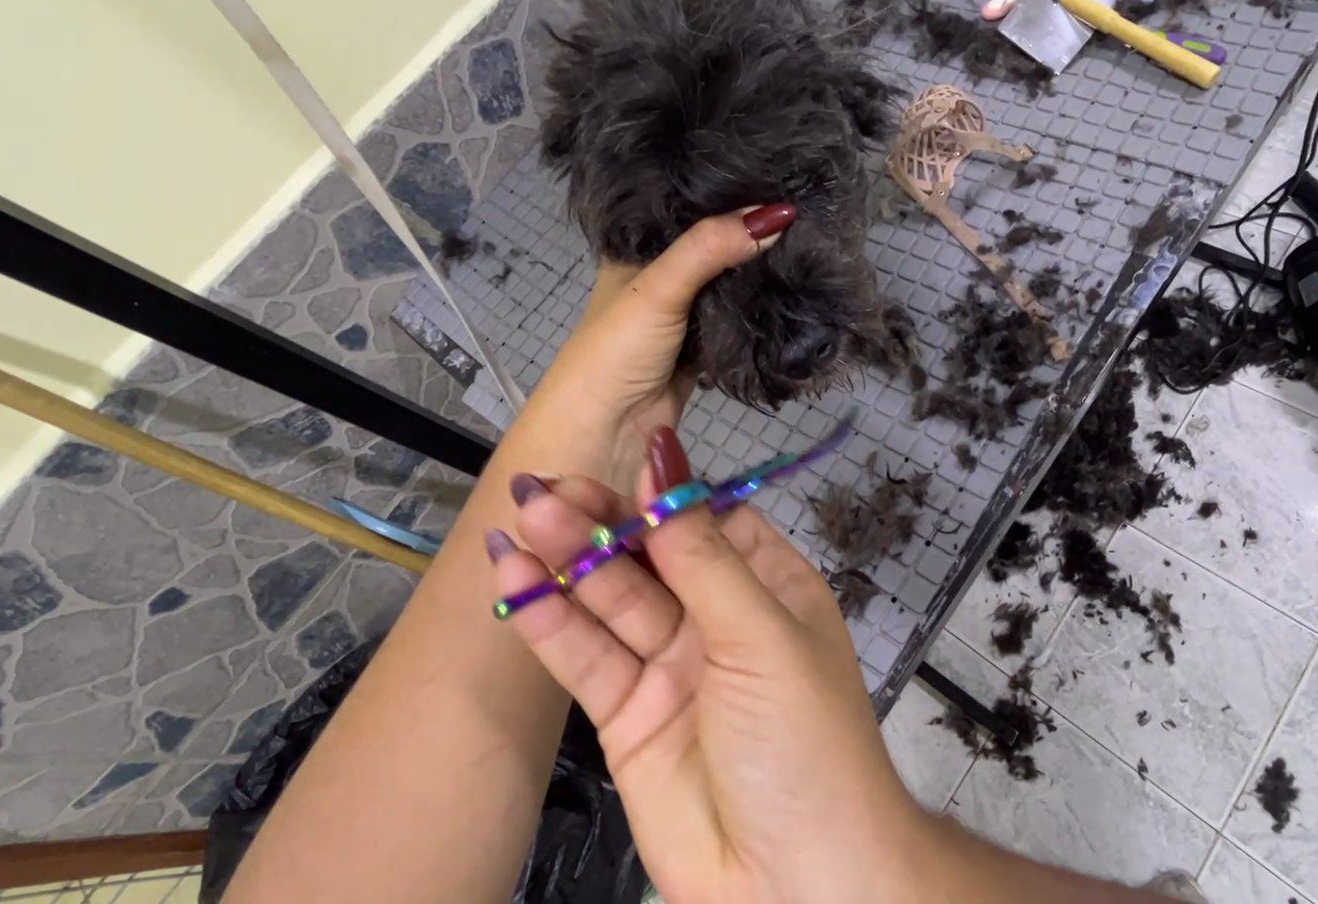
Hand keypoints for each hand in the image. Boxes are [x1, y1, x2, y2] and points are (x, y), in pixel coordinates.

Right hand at [486, 445, 934, 903]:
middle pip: (650, 558)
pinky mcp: (627, 716)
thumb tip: (668, 457)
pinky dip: (549, 621)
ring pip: (610, 601)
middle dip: (602, 523)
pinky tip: (514, 580)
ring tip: (522, 519)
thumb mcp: (759, 634)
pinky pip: (585, 658)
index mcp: (767, 588)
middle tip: (546, 490)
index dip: (662, 496)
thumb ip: (700, 551)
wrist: (792, 881)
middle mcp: (717, 620)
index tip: (620, 467)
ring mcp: (669, 667)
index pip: (707, 522)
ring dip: (566, 562)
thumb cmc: (803, 740)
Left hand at [509, 204, 796, 491]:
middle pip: (713, 243)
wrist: (608, 433)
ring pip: (729, 280)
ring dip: (759, 268)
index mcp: (635, 247)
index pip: (684, 204)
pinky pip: (738, 317)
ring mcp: (683, 312)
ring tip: (807, 233)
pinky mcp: (705, 345)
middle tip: (802, 200)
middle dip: (750, 230)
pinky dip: (759, 306)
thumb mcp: (660, 286)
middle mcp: (659, 274)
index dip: (723, 189)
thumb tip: (780, 215)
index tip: (773, 170)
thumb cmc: (617, 348)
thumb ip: (711, 247)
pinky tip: (792, 282)